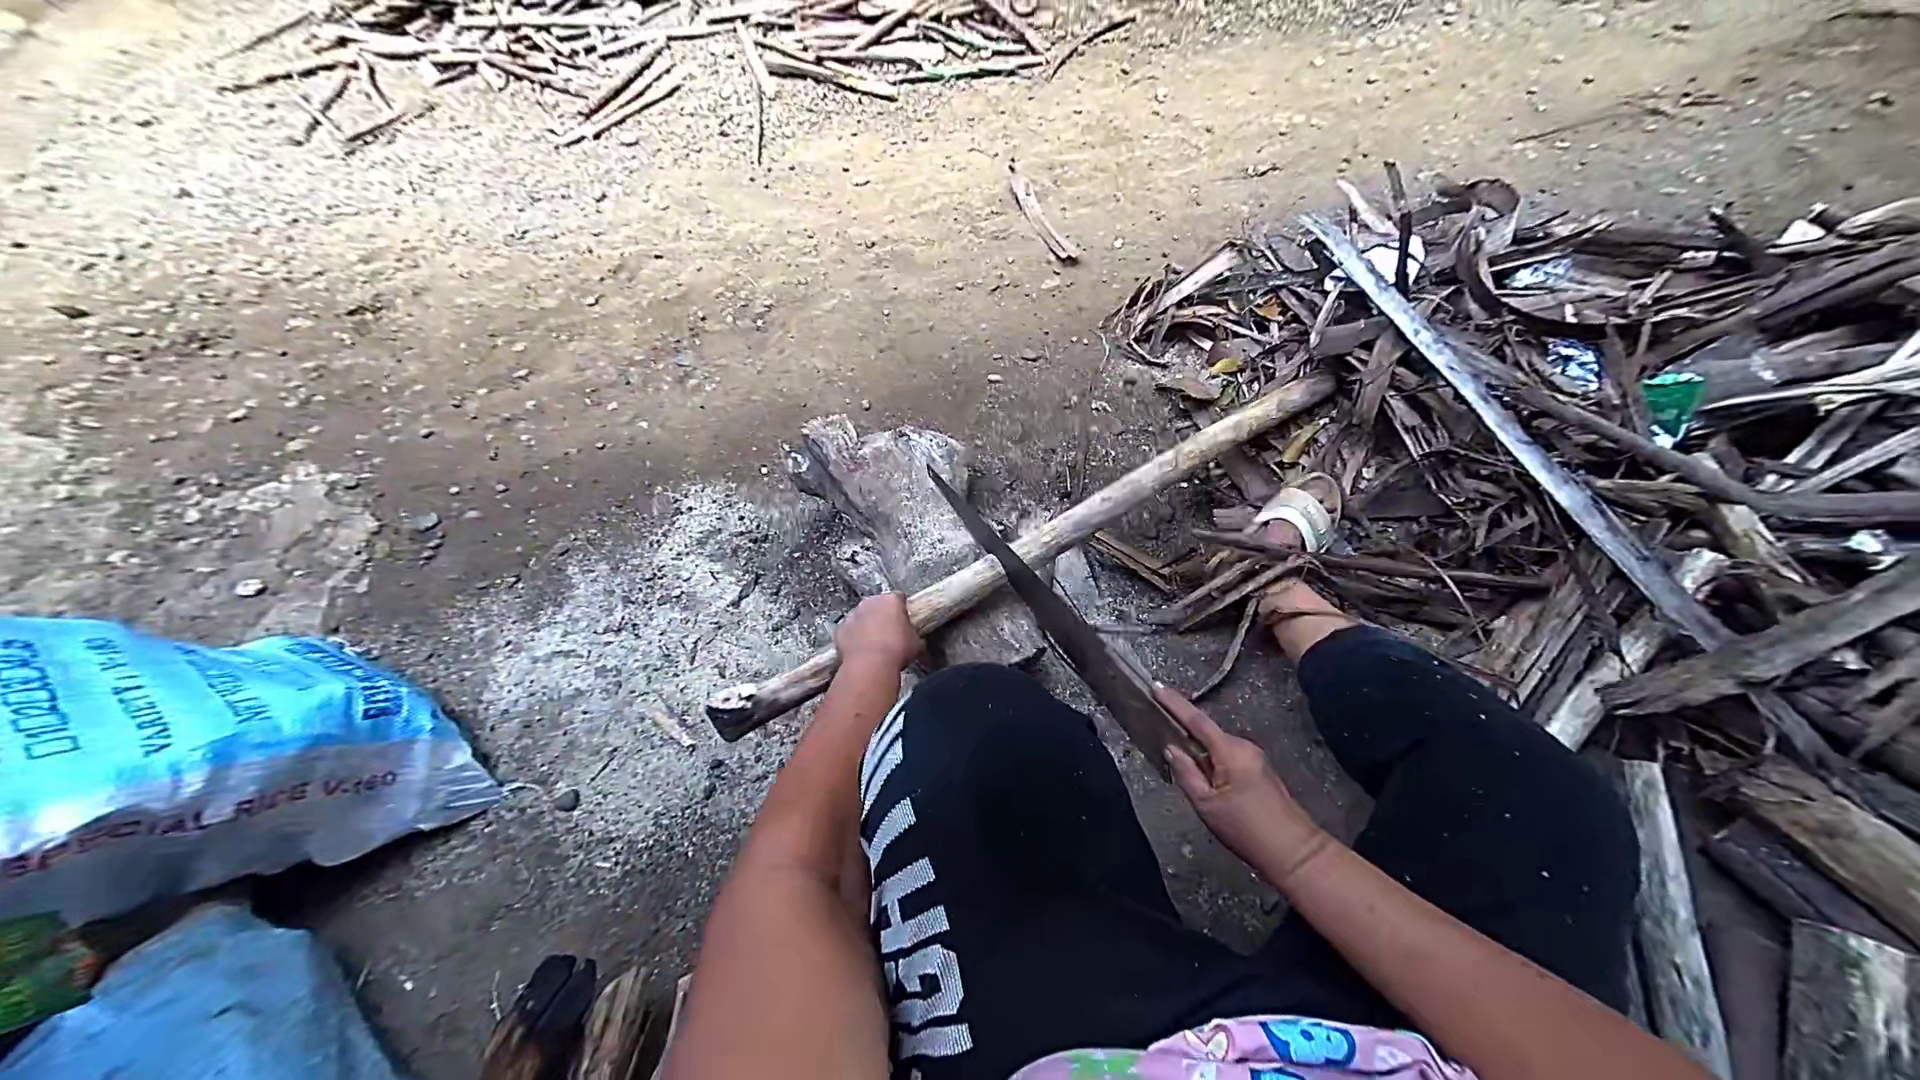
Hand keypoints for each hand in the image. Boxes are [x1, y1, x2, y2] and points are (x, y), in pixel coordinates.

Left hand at [833, 593, 922, 673]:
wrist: (870, 665)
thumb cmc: (896, 651)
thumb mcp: (916, 643)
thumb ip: (912, 634)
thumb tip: (912, 638)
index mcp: (891, 601)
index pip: (899, 598)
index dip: (902, 609)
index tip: (904, 619)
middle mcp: (870, 602)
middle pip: (878, 605)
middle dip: (882, 615)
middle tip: (889, 632)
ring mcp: (853, 614)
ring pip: (861, 617)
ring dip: (866, 626)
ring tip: (873, 644)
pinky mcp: (840, 628)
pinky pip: (848, 631)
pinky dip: (852, 638)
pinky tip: (859, 650)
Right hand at [1157, 685, 1336, 891]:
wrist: (1295, 853)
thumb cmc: (1248, 830)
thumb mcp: (1206, 804)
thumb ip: (1185, 772)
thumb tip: (1171, 749)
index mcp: (1230, 751)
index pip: (1196, 720)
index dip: (1174, 703)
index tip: (1156, 687)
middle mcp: (1244, 747)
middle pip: (1206, 733)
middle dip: (1184, 736)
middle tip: (1161, 744)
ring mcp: (1254, 758)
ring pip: (1216, 747)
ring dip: (1199, 753)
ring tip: (1185, 774)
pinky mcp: (1259, 770)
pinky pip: (1227, 757)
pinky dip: (1212, 763)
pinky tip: (1207, 783)